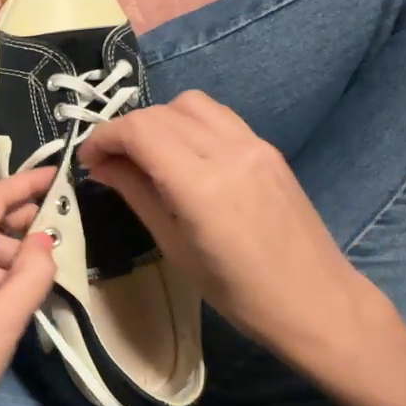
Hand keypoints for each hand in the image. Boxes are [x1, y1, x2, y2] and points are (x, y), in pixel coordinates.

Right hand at [79, 90, 385, 364]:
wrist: (317, 302)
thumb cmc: (239, 293)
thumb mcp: (175, 249)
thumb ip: (137, 196)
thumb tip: (100, 167)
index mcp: (201, 185)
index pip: (140, 130)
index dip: (104, 137)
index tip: (88, 161)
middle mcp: (229, 152)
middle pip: (161, 112)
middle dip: (126, 129)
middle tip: (109, 162)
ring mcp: (254, 145)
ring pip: (192, 104)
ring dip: (159, 120)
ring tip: (146, 155)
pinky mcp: (269, 149)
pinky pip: (219, 117)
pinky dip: (189, 123)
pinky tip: (183, 155)